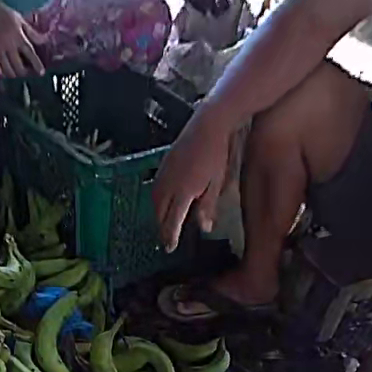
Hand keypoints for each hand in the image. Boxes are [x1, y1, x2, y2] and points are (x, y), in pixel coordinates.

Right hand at [0, 9, 45, 78]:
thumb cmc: (5, 15)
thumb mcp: (21, 21)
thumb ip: (32, 33)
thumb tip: (44, 40)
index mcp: (19, 37)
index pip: (30, 53)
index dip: (37, 64)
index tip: (41, 73)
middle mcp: (10, 46)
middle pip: (18, 66)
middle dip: (24, 72)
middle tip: (26, 74)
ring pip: (7, 69)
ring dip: (13, 74)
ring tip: (16, 74)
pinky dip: (0, 72)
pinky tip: (3, 73)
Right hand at [152, 110, 232, 248]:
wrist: (208, 124)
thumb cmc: (216, 154)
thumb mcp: (216, 183)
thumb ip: (207, 206)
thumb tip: (204, 227)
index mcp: (183, 192)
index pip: (172, 222)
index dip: (170, 237)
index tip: (171, 248)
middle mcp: (169, 186)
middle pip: (160, 214)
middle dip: (163, 228)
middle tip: (168, 238)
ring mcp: (164, 175)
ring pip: (155, 203)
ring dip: (159, 215)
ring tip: (164, 222)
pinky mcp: (163, 165)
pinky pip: (155, 189)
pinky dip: (158, 201)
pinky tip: (164, 202)